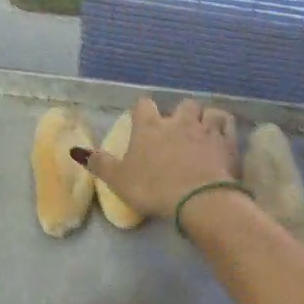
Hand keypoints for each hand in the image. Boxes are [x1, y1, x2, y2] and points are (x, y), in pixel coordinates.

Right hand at [80, 96, 239, 217]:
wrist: (198, 199)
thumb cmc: (153, 188)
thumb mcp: (118, 180)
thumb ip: (99, 163)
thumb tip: (76, 150)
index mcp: (149, 128)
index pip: (144, 105)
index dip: (143, 111)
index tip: (142, 120)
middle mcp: (178, 122)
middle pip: (182, 104)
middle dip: (180, 113)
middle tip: (177, 129)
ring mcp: (206, 129)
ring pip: (208, 111)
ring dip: (205, 118)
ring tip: (203, 131)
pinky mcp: (228, 142)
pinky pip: (228, 124)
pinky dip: (224, 128)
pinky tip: (222, 137)